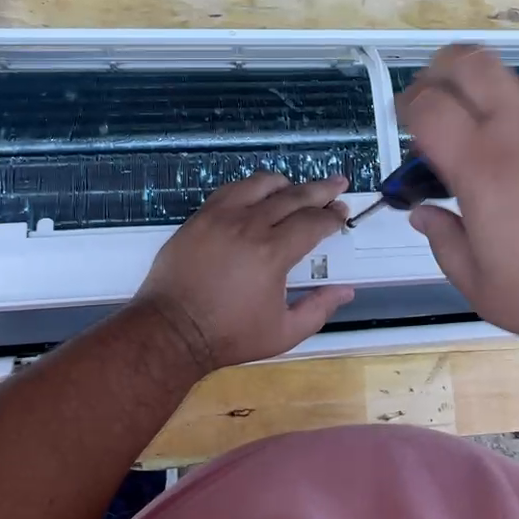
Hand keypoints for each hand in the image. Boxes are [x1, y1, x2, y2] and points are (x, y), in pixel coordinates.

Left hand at [129, 173, 354, 374]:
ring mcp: (221, 217)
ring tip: (298, 189)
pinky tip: (259, 194)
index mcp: (272, 253)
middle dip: (321, 189)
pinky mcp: (200, 217)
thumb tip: (346, 292)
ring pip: (261, 183)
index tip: (342, 214)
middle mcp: (249, 226)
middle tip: (337, 184)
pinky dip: (252, 187)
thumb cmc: (228, 336)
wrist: (172, 331)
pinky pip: (231, 189)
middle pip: (294, 195)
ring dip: (286, 184)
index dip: (332, 216)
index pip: (313, 222)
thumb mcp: (283, 333)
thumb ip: (318, 309)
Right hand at [398, 45, 518, 362]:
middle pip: (471, 61)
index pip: (428, 105)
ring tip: (501, 138)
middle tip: (442, 100)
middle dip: (443, 69)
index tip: (407, 119)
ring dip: (497, 97)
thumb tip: (424, 213)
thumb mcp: (488, 291)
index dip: (407, 104)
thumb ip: (446, 244)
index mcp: (484, 164)